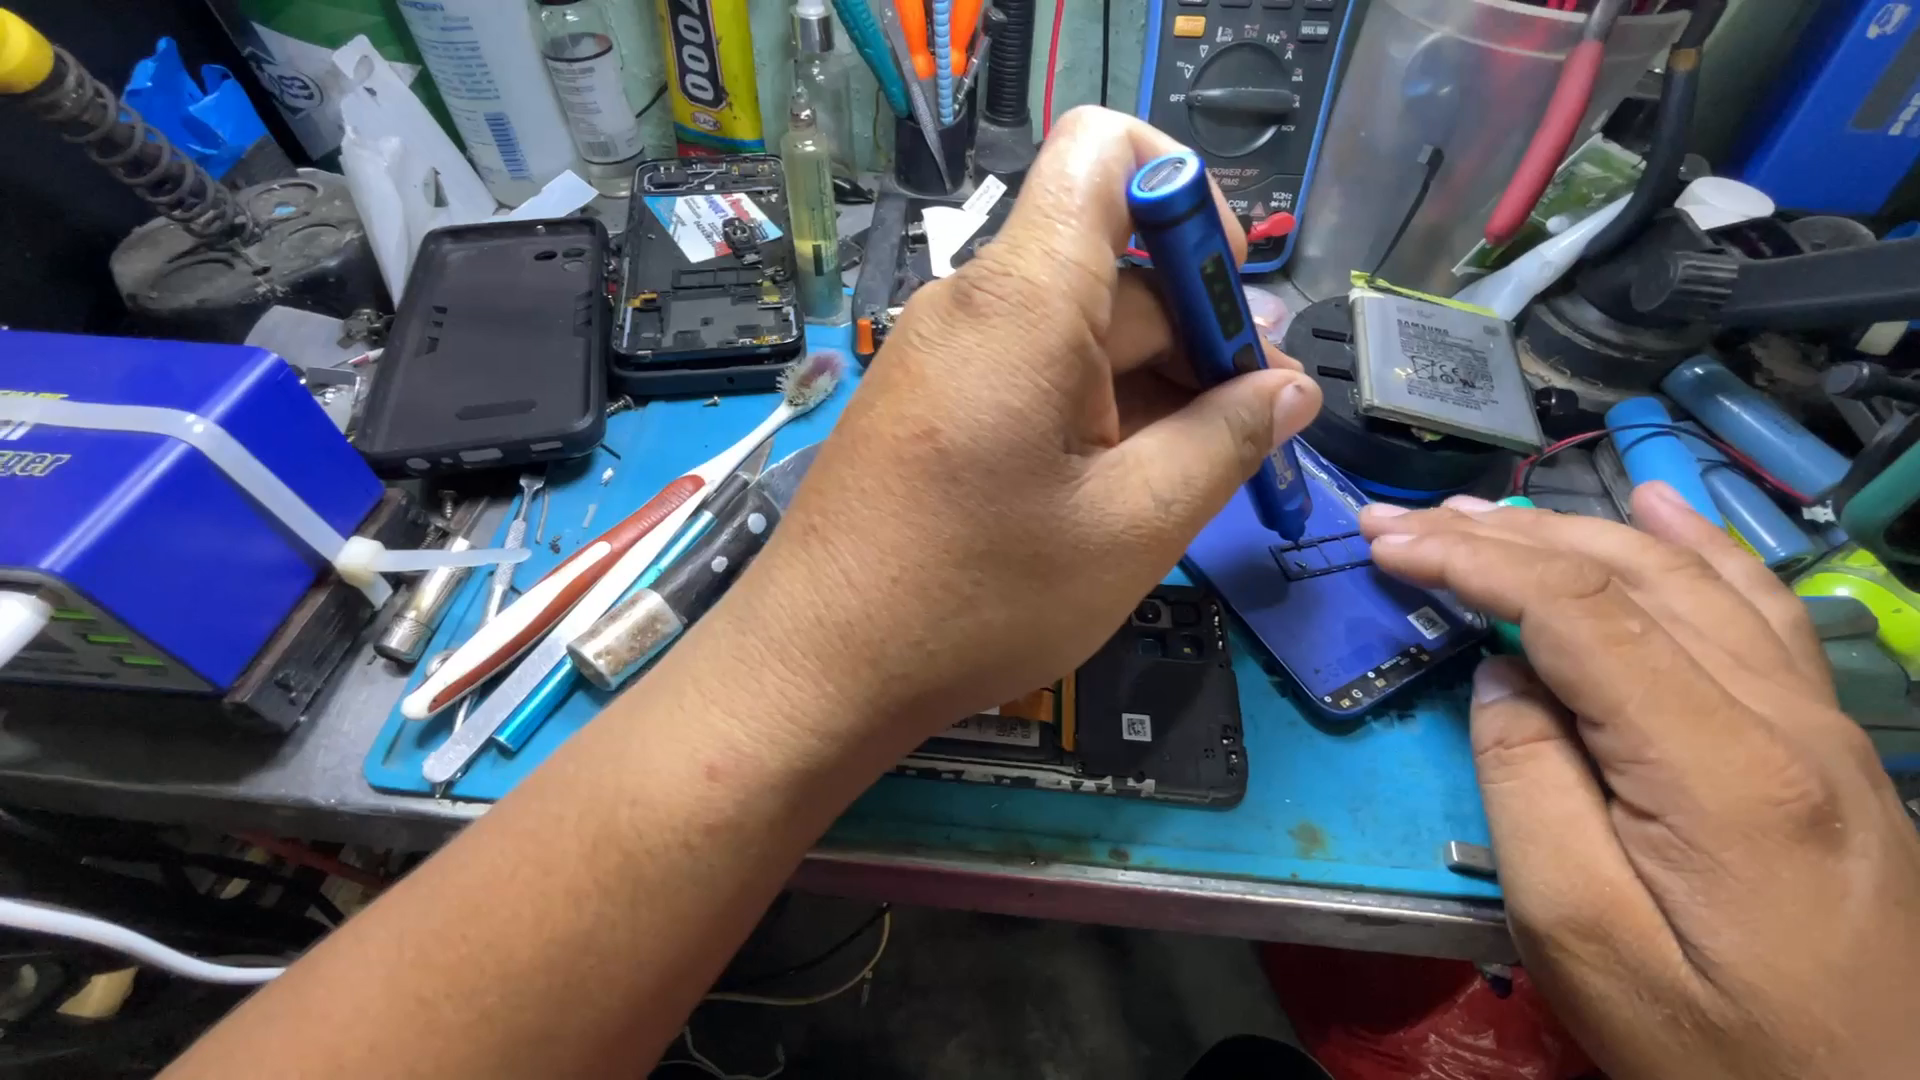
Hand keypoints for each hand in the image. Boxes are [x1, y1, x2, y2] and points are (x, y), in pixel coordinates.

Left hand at [700, 106, 1319, 740]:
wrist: (820, 666)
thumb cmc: (976, 601)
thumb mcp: (1129, 528)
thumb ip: (1225, 443)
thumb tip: (1288, 392)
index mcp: (1024, 302)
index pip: (1106, 152)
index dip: (1186, 195)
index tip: (1230, 297)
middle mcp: (973, 306)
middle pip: (1109, 266)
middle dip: (1194, 334)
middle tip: (1249, 430)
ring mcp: (942, 358)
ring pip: (1073, 332)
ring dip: (1148, 386)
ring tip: (1192, 474)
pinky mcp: (927, 406)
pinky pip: (1026, 377)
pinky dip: (1087, 411)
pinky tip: (1118, 484)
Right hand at [1360, 483, 1919, 1079]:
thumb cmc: (1712, 1040)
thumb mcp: (1574, 927)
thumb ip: (1525, 780)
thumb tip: (1502, 675)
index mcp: (1717, 765)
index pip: (1574, 608)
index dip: (1469, 560)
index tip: (1383, 545)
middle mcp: (1784, 719)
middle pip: (1624, 576)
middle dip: (1497, 535)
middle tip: (1398, 521)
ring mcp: (1819, 724)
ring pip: (1683, 577)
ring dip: (1568, 529)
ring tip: (1478, 511)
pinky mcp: (1824, 744)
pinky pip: (1758, 608)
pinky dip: (1694, 544)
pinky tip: (1657, 507)